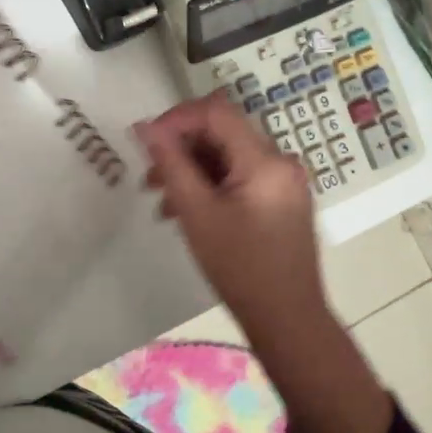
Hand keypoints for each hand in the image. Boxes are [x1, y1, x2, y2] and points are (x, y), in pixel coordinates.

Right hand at [135, 95, 325, 342]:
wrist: (288, 319)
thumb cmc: (240, 267)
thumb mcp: (197, 213)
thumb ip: (170, 164)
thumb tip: (143, 126)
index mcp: (265, 160)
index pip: (215, 112)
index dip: (176, 119)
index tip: (146, 143)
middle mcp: (280, 161)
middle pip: (220, 133)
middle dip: (180, 150)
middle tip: (149, 179)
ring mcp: (283, 181)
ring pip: (226, 156)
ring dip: (191, 170)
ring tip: (162, 202)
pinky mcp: (280, 200)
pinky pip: (239, 176)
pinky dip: (210, 185)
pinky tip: (186, 212)